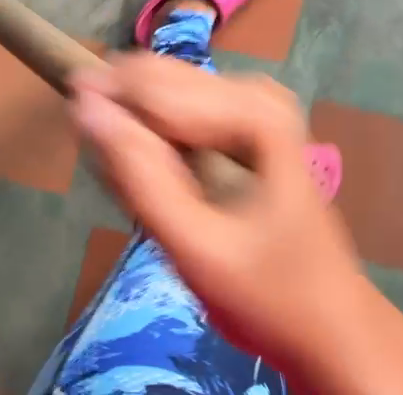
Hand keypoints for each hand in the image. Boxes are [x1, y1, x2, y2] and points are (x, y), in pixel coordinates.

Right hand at [71, 56, 388, 385]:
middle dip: (126, 119)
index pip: (158, 85)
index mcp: (258, 114)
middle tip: (109, 176)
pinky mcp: (250, 125)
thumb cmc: (269, 293)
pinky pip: (186, 112)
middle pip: (165, 79)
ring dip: (140, 133)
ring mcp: (259, 107)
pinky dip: (160, 141)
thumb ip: (140, 176)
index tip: (73, 127)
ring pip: (171, 93)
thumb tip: (87, 108)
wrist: (329, 322)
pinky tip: (158, 179)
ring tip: (132, 185)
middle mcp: (260, 94)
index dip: (107, 100)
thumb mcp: (195, 247)